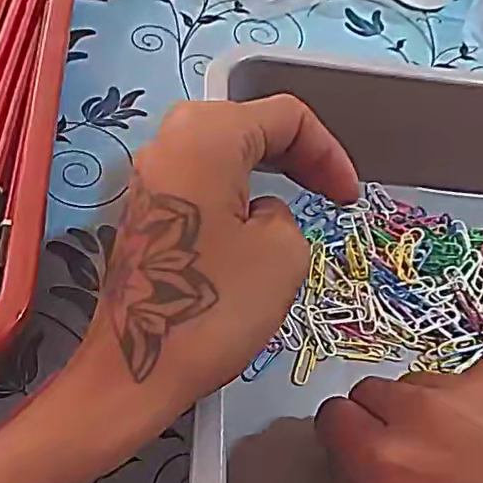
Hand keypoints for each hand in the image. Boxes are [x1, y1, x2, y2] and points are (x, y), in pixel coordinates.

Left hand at [56, 95, 359, 439]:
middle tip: (323, 196)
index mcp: (206, 134)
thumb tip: (259, 214)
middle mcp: (168, 143)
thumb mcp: (283, 252)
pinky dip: (231, 199)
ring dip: (262, 178)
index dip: (329, 152)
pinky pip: (197, 187)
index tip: (346, 197)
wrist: (136, 366)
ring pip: (221, 158)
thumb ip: (286, 212)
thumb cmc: (213, 307)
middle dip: (295, 158)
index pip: (285, 116)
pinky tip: (246, 235)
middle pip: (248, 127)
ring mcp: (147, 179)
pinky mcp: (140, 214)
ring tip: (288, 219)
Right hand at [315, 353, 482, 482]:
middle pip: (366, 395)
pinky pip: (466, 377)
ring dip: (426, 413)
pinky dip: (475, 402)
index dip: (349, 451)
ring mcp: (470, 381)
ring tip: (479, 455)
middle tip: (425, 469)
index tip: (371, 471)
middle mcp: (421, 412)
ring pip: (416, 384)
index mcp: (393, 468)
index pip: (331, 425)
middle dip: (381, 429)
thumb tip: (355, 480)